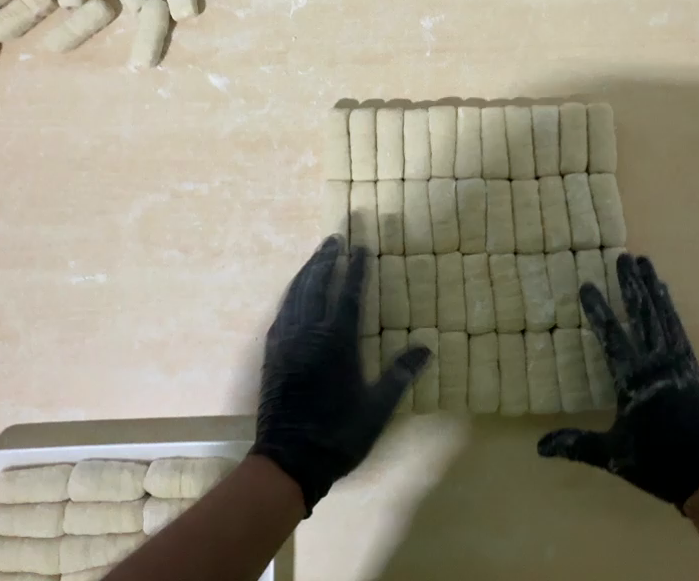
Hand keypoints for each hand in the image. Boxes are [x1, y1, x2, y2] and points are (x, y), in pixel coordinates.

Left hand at [251, 235, 429, 513]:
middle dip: (328, 258)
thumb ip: (400, 374)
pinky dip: (291, 292)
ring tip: (318, 253)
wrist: (289, 460)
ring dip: (308, 270)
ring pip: (296, 293)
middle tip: (335, 238)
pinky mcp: (272, 352)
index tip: (362, 247)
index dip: (357, 268)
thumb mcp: (377, 408)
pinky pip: (282, 310)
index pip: (350, 293)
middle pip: (318, 284)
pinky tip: (295, 290)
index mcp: (337, 341)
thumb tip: (426, 348)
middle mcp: (309, 332)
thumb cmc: (338, 434)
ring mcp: (287, 340)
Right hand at [537, 254, 698, 509]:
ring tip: (644, 262)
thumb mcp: (613, 455)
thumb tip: (539, 446)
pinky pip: (679, 329)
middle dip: (630, 286)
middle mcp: (656, 364)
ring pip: (662, 317)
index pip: (611, 338)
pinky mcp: (693, 366)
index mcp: (634, 382)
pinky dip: (670, 307)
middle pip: (641, 317)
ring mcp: (677, 362)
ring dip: (652, 288)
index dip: (598, 311)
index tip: (586, 285)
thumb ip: (577, 443)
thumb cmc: (658, 463)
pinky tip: (665, 291)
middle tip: (622, 257)